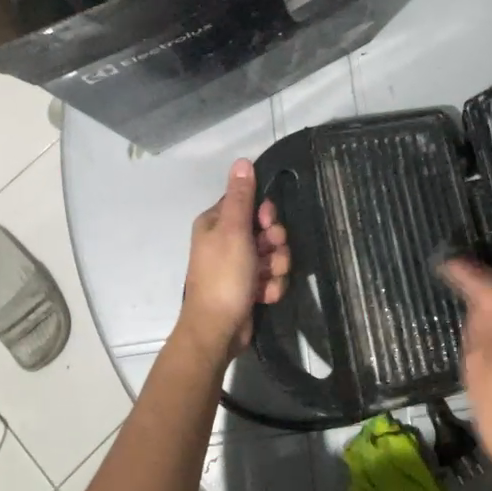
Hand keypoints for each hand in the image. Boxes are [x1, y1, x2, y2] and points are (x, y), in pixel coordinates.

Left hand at [176, 160, 289, 362]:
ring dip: (275, 268)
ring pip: (272, 255)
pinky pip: (270, 277)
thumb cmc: (224, 276)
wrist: (217, 330)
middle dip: (275, 244)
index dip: (265, 214)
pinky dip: (270, 286)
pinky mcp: (247, 287)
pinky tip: (263, 296)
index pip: (249, 204)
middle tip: (269, 255)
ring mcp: (237, 266)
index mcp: (216, 223)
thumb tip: (242, 160)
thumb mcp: (233, 230)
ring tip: (265, 281)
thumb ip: (241, 196)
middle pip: (265, 230)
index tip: (268, 224)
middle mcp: (225, 241)